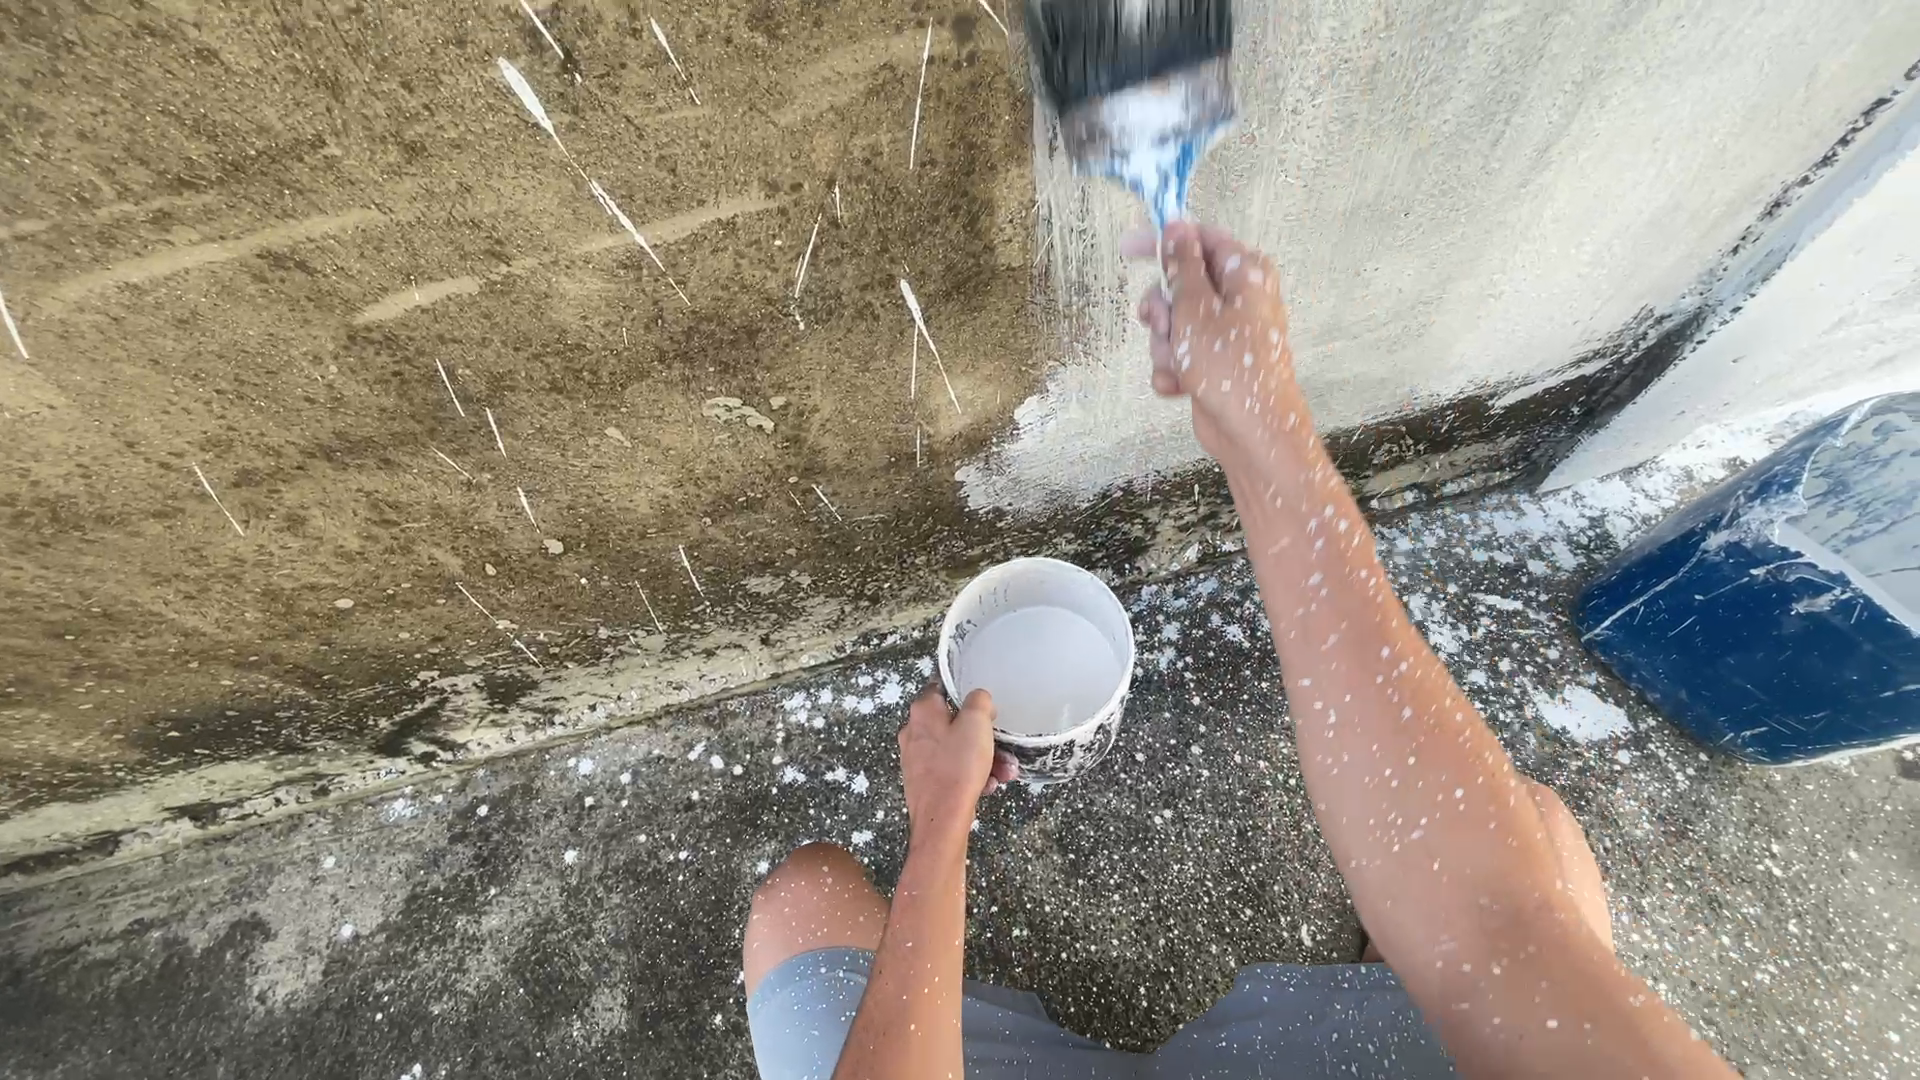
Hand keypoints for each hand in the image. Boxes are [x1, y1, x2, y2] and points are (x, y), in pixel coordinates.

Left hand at [898, 685, 1017, 843]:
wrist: (942, 819)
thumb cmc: (957, 767)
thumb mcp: (977, 723)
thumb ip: (979, 700)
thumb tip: (979, 700)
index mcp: (923, 710)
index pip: (942, 687)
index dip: (966, 695)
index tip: (984, 707)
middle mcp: (914, 731)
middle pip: (954, 724)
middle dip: (983, 737)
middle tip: (1002, 747)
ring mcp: (916, 758)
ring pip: (956, 750)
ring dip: (983, 758)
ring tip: (1004, 771)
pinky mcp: (923, 781)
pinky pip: (952, 769)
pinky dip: (971, 775)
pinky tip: (988, 785)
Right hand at [1121, 222, 1295, 464]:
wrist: (1249, 430)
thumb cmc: (1229, 366)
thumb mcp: (1196, 307)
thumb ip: (1181, 265)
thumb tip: (1176, 226)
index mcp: (1244, 273)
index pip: (1199, 239)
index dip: (1164, 241)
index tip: (1128, 248)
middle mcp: (1237, 299)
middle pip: (1179, 285)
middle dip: (1162, 310)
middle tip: (1161, 325)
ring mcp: (1223, 334)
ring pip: (1173, 324)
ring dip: (1165, 346)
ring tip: (1179, 365)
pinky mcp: (1211, 364)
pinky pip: (1177, 356)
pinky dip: (1173, 370)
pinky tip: (1180, 386)